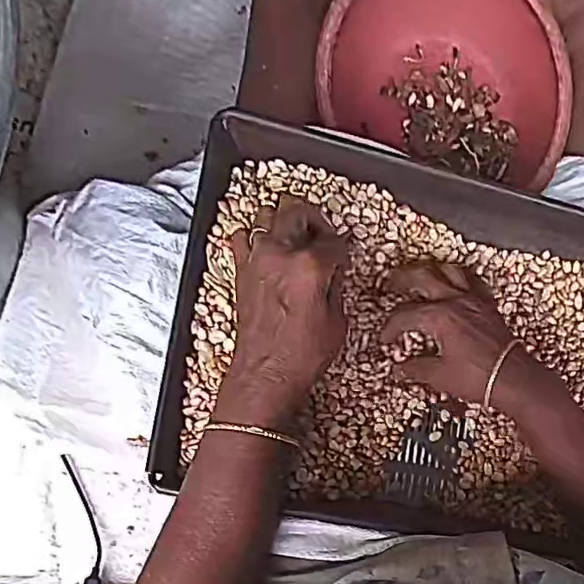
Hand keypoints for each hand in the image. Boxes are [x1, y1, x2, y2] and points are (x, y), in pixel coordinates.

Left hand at [217, 195, 349, 428]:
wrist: (266, 373)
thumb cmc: (301, 355)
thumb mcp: (337, 322)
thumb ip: (336, 286)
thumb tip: (334, 271)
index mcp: (310, 267)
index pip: (333, 239)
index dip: (342, 247)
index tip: (344, 254)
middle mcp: (279, 255)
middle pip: (296, 210)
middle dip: (314, 218)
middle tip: (322, 233)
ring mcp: (256, 260)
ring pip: (266, 214)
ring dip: (283, 222)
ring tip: (294, 239)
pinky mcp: (240, 271)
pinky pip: (242, 236)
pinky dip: (253, 237)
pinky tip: (266, 250)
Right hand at [378, 261, 568, 417]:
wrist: (513, 379)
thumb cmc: (479, 377)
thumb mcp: (440, 376)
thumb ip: (416, 369)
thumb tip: (401, 368)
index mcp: (439, 317)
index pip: (404, 315)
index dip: (390, 328)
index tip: (386, 340)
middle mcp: (456, 301)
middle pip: (422, 277)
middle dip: (402, 280)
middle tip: (391, 284)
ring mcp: (474, 301)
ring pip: (449, 271)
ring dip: (432, 270)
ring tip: (422, 275)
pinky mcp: (489, 307)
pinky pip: (473, 282)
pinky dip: (461, 279)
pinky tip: (457, 284)